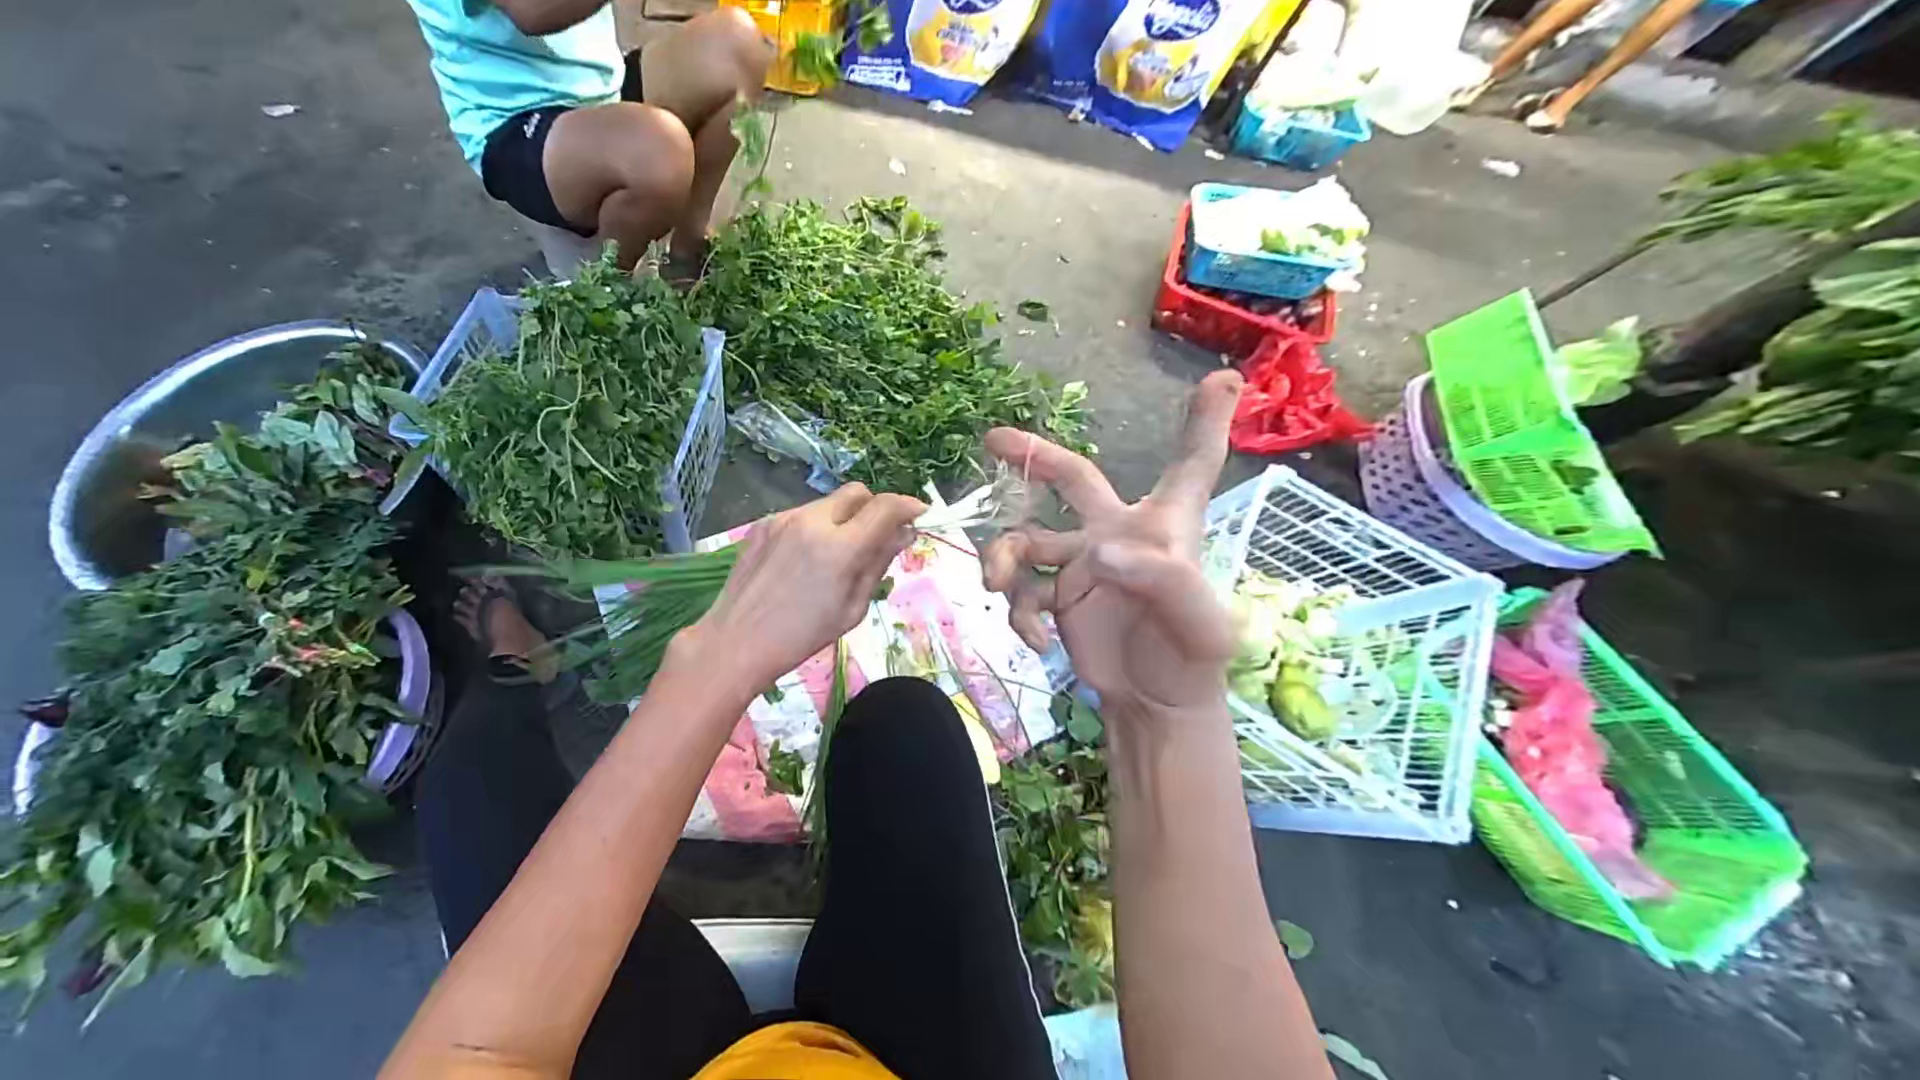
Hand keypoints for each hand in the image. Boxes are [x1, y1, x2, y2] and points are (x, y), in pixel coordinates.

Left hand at [687, 483, 925, 690]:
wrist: (736, 642)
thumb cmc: (802, 637)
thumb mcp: (853, 608)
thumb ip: (879, 563)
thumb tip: (904, 533)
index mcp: (840, 548)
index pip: (885, 507)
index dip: (908, 506)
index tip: (918, 514)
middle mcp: (812, 522)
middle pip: (857, 492)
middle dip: (875, 507)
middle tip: (877, 535)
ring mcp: (783, 519)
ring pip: (828, 503)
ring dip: (843, 518)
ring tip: (835, 555)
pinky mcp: (763, 524)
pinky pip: (801, 515)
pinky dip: (815, 528)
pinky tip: (804, 560)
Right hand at [982, 371, 1242, 717]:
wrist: (1154, 705)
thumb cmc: (1189, 660)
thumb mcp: (1201, 628)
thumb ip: (1164, 583)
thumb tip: (1101, 552)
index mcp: (1161, 528)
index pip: (1190, 465)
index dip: (1205, 423)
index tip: (1222, 379)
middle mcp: (1114, 533)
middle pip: (1072, 478)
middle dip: (1033, 455)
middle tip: (993, 440)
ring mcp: (1079, 564)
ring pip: (1024, 540)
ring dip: (1003, 558)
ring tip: (998, 586)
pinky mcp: (1055, 597)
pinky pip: (1020, 591)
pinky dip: (1017, 612)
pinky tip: (1035, 639)